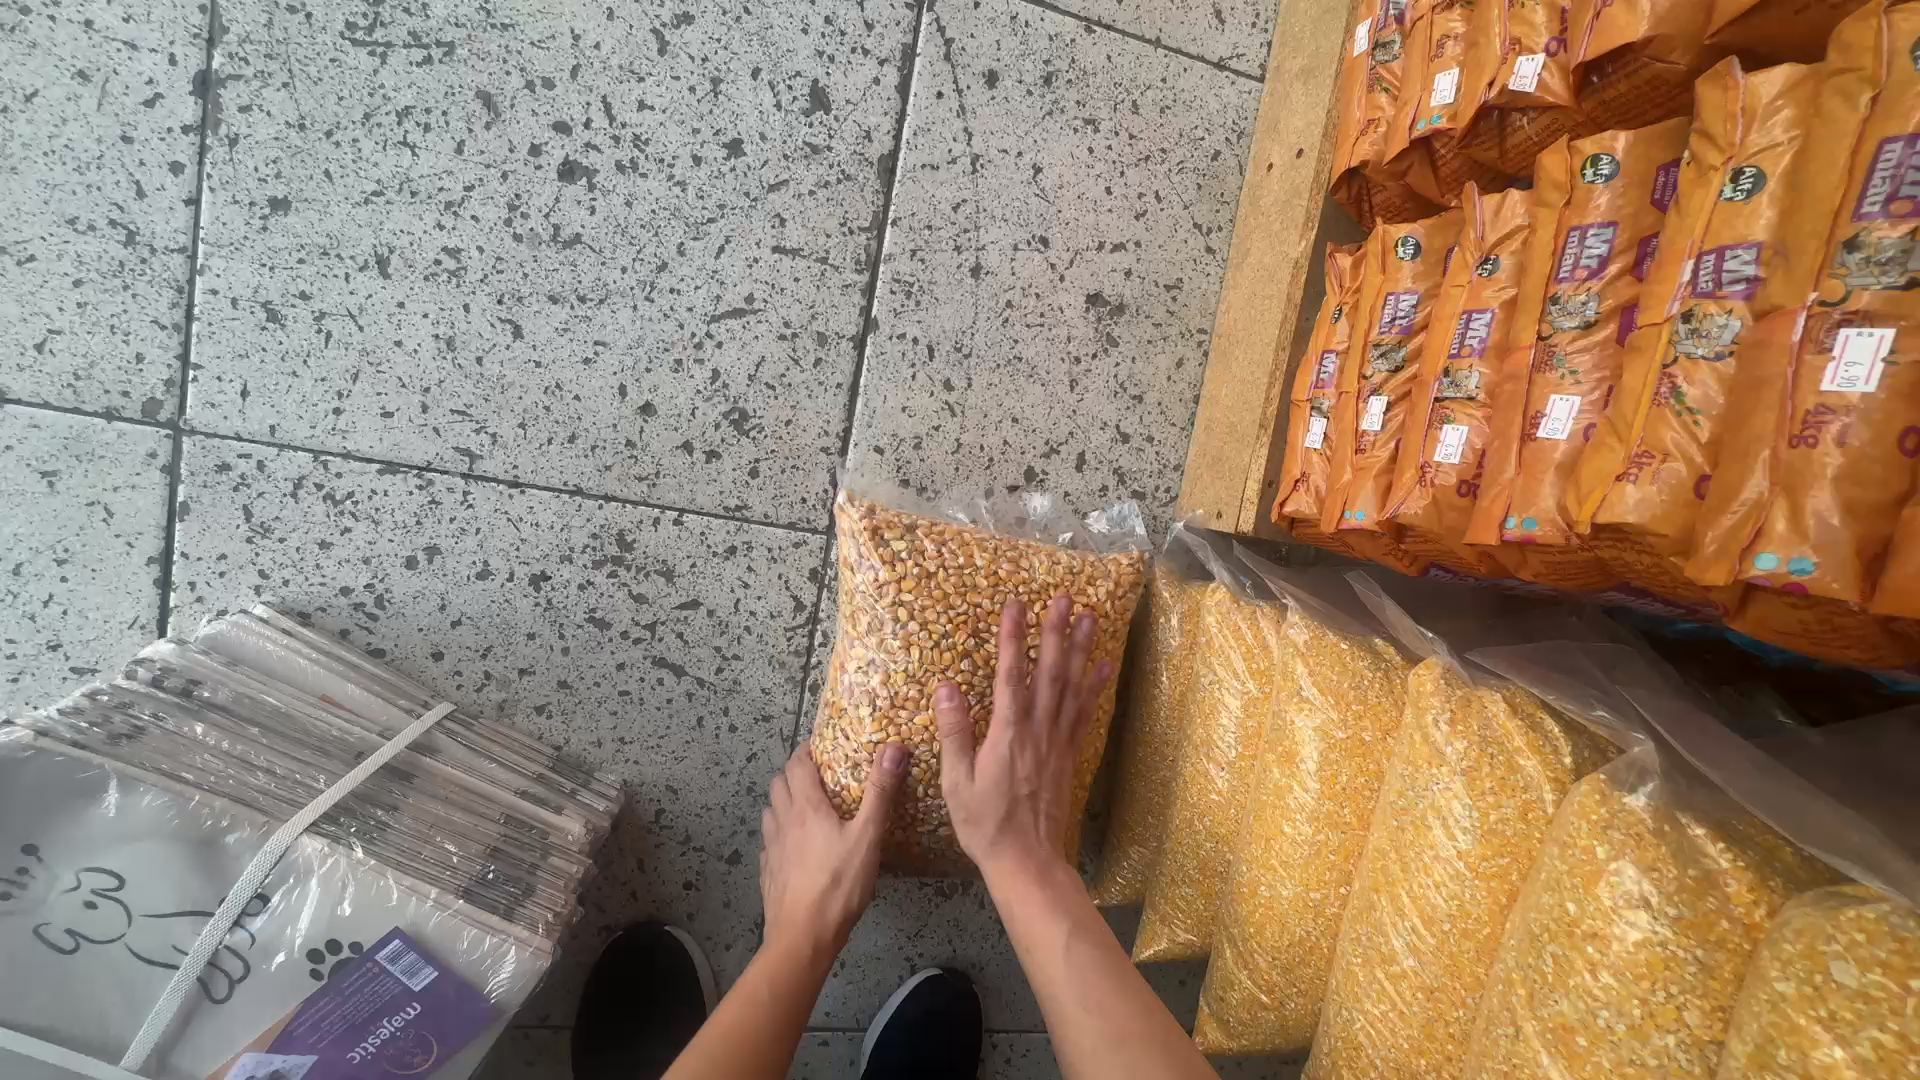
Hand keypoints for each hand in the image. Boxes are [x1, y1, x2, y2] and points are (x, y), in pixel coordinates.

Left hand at [759, 742, 905, 958]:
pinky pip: (768, 840)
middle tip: (817, 774)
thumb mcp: (868, 836)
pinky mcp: (767, 871)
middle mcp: (783, 821)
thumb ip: (879, 792)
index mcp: (806, 807)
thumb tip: (893, 748)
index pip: (797, 765)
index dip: (806, 751)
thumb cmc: (838, 884)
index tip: (820, 745)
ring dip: (783, 800)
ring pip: (770, 810)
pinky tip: (794, 845)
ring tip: (805, 806)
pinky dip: (779, 832)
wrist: (802, 937)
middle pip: (778, 783)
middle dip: (794, 772)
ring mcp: (771, 848)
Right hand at [933, 596, 1114, 882]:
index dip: (1013, 638)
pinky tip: (1103, 665)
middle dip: (1056, 632)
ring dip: (1080, 649)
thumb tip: (946, 687)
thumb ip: (953, 733)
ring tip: (1090, 616)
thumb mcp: (956, 782)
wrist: (1027, 860)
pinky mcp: (1070, 753)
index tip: (1016, 605)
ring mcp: (1058, 740)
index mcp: (1007, 733)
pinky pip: (1085, 713)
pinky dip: (1095, 686)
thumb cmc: (985, 824)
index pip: (1010, 675)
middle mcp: (1037, 729)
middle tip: (1064, 597)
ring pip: (1071, 686)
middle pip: (1049, 672)